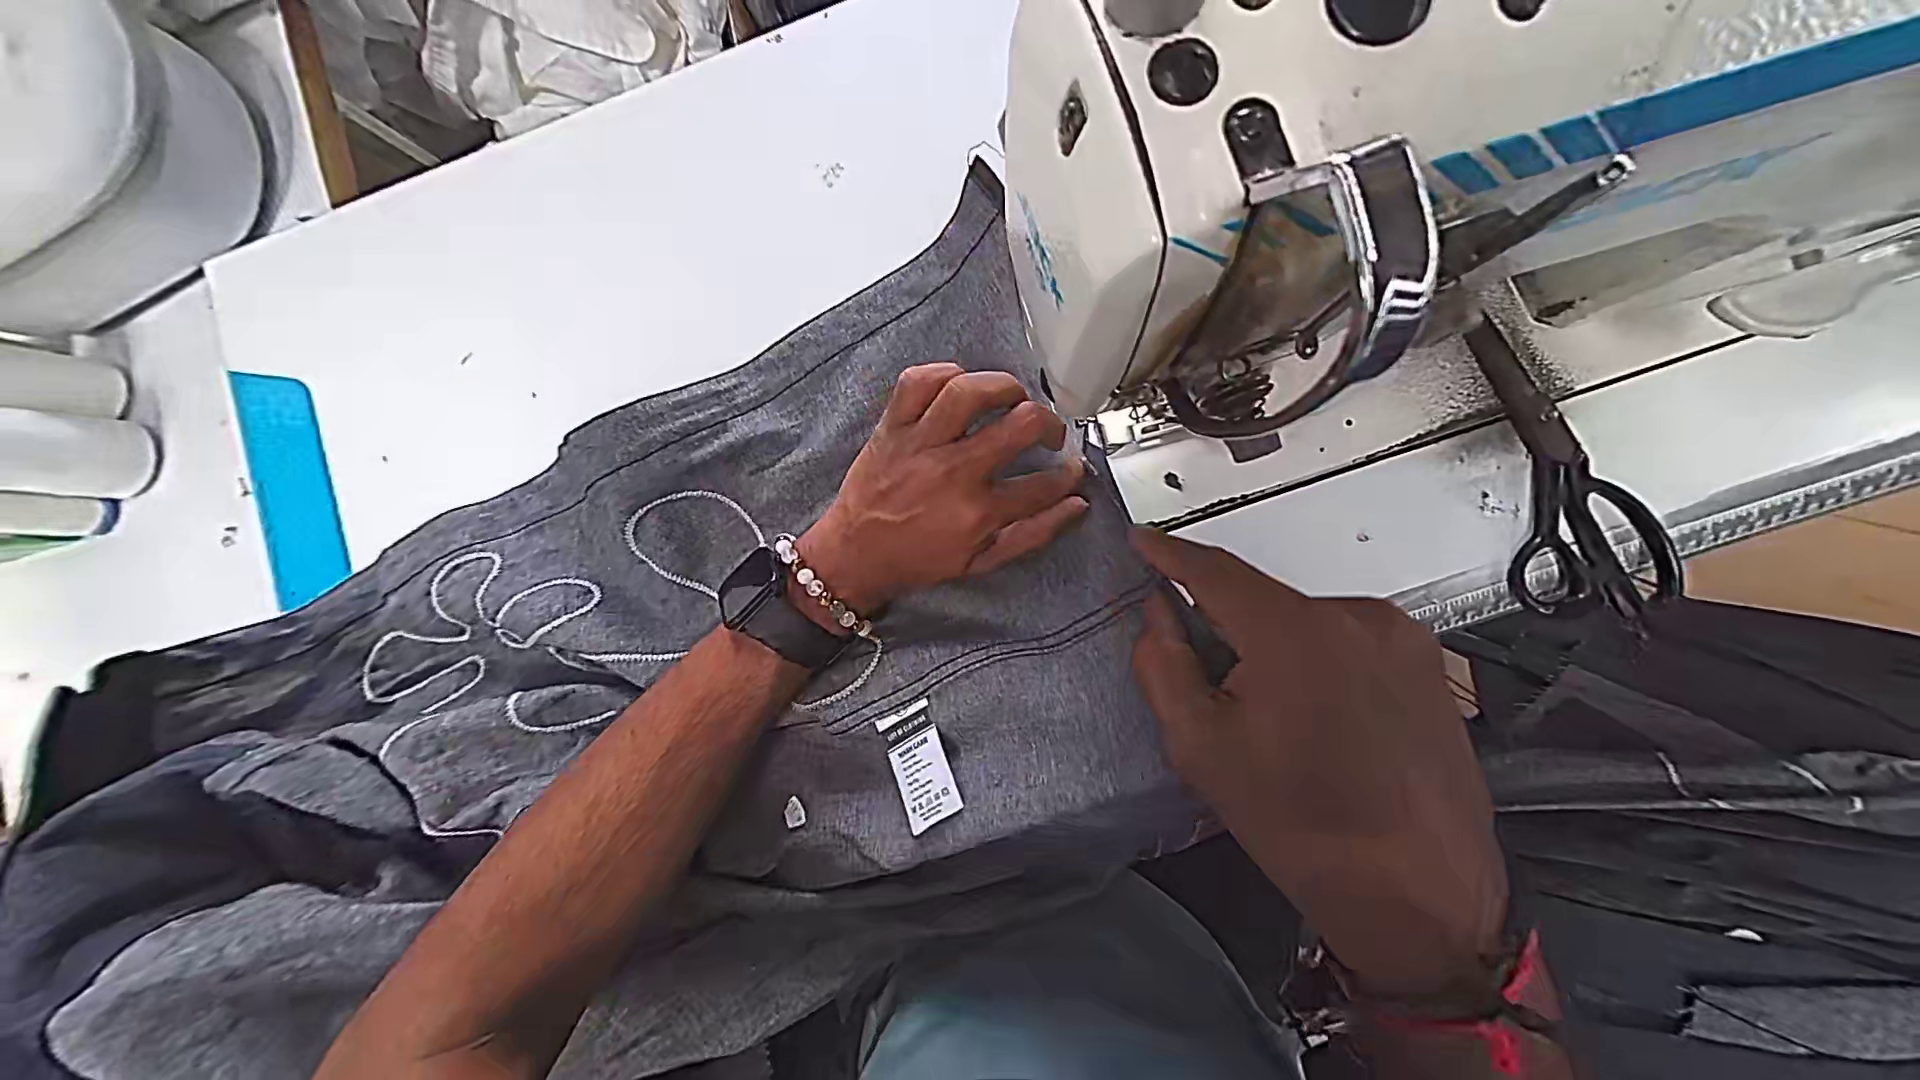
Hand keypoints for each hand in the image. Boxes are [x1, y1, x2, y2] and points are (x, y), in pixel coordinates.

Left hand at [797, 363, 1088, 618]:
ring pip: (970, 392)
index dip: (1069, 474)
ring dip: (1003, 386)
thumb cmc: (915, 559)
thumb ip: (1032, 535)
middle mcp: (953, 473)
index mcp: (977, 512)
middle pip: (1021, 426)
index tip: (1071, 467)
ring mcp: (920, 446)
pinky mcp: (892, 429)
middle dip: (1050, 424)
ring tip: (1012, 397)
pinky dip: (942, 373)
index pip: (1044, 484)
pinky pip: (917, 382)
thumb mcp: (981, 562)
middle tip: (1047, 430)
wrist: (855, 555)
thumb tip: (1074, 506)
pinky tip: (958, 385)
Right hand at [1129, 529, 1507, 996]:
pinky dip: (1312, 657)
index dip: (1169, 552)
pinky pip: (1342, 635)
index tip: (1145, 540)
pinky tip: (1314, 717)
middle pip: (1257, 597)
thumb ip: (1163, 665)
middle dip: (1222, 624)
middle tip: (1209, 680)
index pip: (1214, 569)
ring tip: (1275, 717)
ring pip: (1300, 618)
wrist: (1415, 889)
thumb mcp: (1199, 745)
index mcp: (1293, 633)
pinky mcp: (1423, 659)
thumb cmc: (1305, 824)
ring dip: (1271, 645)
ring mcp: (1398, 636)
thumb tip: (1158, 618)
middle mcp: (1355, 618)